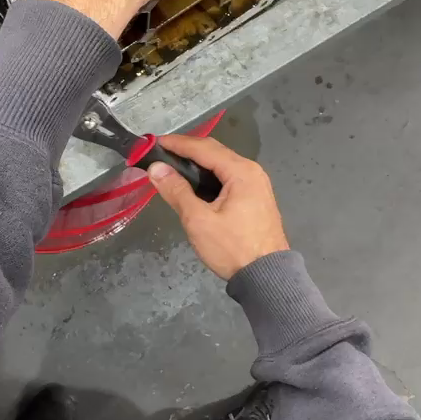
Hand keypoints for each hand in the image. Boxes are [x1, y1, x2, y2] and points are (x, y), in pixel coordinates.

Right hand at [146, 135, 288, 279]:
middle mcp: (251, 171)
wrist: (267, 276)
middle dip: (186, 150)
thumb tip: (156, 168)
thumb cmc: (232, 247)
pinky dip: (208, 176)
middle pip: (214, 152)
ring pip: (221, 165)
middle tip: (159, 154)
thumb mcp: (198, 220)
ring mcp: (256, 184)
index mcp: (241, 171)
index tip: (153, 143)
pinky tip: (193, 184)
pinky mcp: (255, 198)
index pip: (203, 148)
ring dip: (197, 163)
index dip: (177, 143)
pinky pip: (228, 178)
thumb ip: (176, 191)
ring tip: (171, 167)